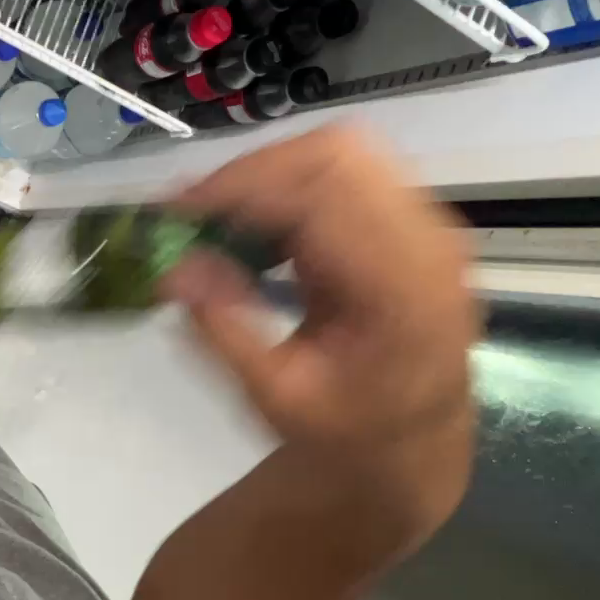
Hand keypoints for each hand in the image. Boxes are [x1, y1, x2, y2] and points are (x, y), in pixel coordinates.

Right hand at [160, 126, 478, 530]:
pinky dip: (285, 189)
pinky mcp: (407, 225)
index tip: (176, 211)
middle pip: (336, 154)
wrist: (411, 445)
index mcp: (401, 287)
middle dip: (251, 172)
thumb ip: (225, 330)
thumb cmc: (346, 432)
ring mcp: (424, 227)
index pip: (323, 193)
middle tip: (190, 213)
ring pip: (340, 155)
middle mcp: (426, 240)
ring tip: (212, 218)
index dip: (243, 187)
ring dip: (266, 176)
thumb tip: (173, 269)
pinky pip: (343, 177)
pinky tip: (248, 226)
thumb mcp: (274, 396)